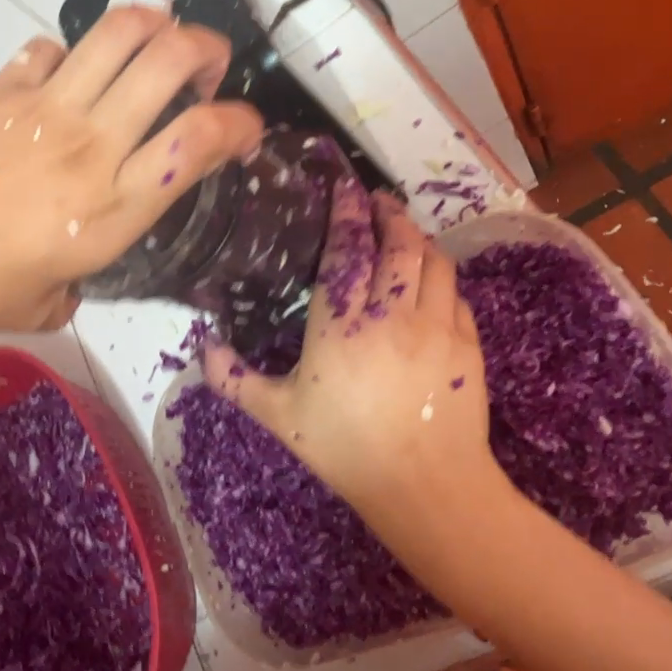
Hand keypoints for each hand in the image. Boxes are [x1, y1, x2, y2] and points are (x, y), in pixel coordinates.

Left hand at [0, 8, 262, 332]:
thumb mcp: (35, 307)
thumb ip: (71, 289)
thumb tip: (71, 278)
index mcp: (111, 209)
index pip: (201, 142)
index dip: (240, 123)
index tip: (244, 127)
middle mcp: (90, 146)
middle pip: (171, 60)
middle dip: (206, 49)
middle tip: (203, 67)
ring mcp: (44, 107)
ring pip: (119, 30)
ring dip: (153, 24)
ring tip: (154, 44)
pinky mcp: (0, 85)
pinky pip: (51, 49)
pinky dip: (68, 55)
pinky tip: (58, 81)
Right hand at [204, 181, 508, 527]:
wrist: (426, 486)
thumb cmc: (345, 449)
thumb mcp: (279, 417)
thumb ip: (235, 379)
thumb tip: (204, 347)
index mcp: (341, 324)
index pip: (346, 249)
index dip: (346, 210)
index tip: (345, 184)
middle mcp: (392, 313)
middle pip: (399, 242)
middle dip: (389, 213)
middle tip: (378, 201)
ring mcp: (436, 326)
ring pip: (434, 261)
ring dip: (418, 239)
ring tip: (404, 233)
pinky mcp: (468, 345)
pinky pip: (456, 295)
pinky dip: (442, 279)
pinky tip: (431, 285)